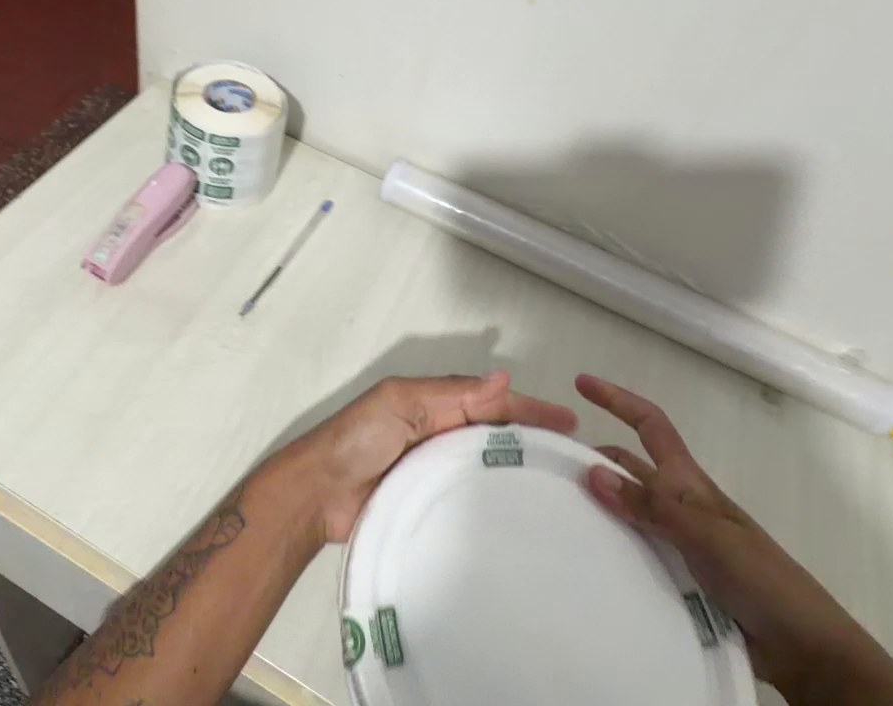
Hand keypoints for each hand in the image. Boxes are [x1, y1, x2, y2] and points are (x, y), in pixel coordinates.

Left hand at [278, 371, 576, 543]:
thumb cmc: (357, 440)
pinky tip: (523, 515)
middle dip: (533, 439)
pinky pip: (471, 499)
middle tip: (575, 459)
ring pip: (487, 466)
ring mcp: (436, 471)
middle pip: (495, 433)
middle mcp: (439, 434)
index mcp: (432, 404)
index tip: (570, 423)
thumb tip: (503, 377)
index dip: (529, 410)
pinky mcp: (432, 504)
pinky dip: (497, 501)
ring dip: (520, 471)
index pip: (491, 402)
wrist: (317, 493)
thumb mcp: (400, 403)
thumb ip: (450, 394)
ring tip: (563, 487)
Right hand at [575, 375, 892, 705]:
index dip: (618, 400)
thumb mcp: (707, 536)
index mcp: (688, 484)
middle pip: (627, 468)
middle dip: (591, 459)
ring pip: (624, 512)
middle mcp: (678, 506)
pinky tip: (581, 562)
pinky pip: (628, 552)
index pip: (650, 425)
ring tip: (551, 516)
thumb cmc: (763, 579)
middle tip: (545, 468)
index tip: (581, 383)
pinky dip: (605, 548)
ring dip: (595, 507)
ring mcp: (675, 543)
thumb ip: (651, 506)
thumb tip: (591, 471)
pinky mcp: (674, 578)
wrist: (805, 649)